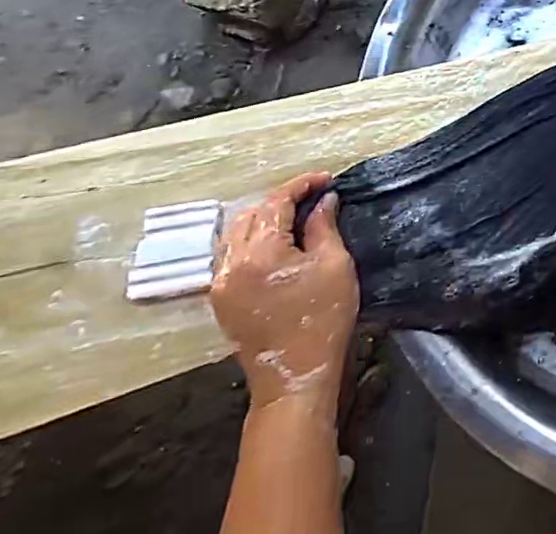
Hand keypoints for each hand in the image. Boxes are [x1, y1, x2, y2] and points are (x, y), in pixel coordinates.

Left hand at [211, 170, 359, 410]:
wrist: (295, 375)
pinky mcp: (222, 298)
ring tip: (296, 217)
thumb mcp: (334, 264)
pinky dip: (253, 240)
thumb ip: (324, 227)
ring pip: (238, 233)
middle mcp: (232, 263)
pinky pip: (232, 254)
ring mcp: (221, 282)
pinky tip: (277, 243)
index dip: (302, 185)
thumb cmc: (323, 317)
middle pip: (253, 214)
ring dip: (266, 218)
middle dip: (283, 200)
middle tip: (315, 198)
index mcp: (261, 252)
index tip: (328, 179)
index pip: (276, 202)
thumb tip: (324, 200)